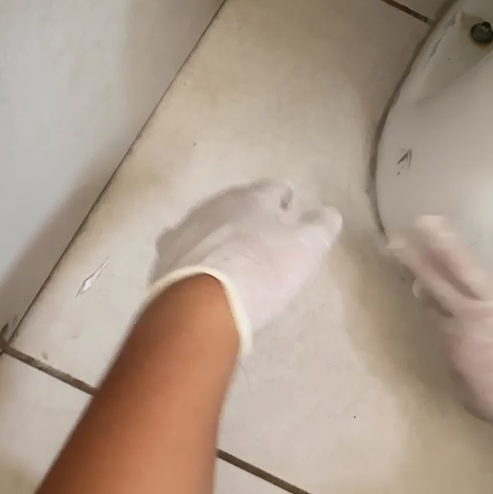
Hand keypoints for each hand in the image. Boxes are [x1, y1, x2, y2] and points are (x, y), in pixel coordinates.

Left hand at [147, 180, 342, 353]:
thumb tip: (328, 212)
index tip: (288, 201)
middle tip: (258, 230)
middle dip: (247, 214)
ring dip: (216, 234)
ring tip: (226, 252)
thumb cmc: (262, 272)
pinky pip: (182, 251)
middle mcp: (214, 206)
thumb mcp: (307, 249)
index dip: (282, 196)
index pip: (272, 188)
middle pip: (234, 204)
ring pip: (204, 225)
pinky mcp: (164, 259)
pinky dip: (193, 257)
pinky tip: (198, 272)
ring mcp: (184, 230)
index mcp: (252, 199)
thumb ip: (320, 227)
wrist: (203, 305)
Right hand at [389, 216, 492, 460]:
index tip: (407, 276)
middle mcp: (475, 318)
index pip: (432, 311)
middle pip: (439, 284)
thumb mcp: (472, 399)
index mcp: (458, 343)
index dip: (418, 291)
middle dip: (416, 260)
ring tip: (431, 222)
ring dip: (449, 245)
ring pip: (470, 271)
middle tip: (398, 237)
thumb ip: (458, 369)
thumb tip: (452, 350)